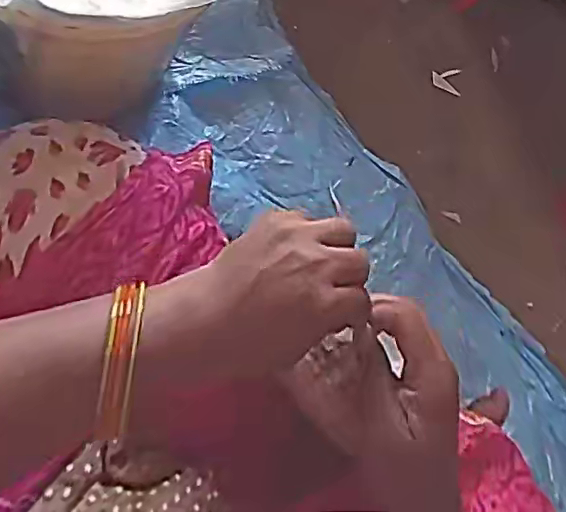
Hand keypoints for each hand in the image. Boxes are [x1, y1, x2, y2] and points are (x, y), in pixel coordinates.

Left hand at [169, 210, 371, 381]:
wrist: (203, 317)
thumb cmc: (247, 346)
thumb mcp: (299, 348)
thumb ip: (327, 322)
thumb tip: (341, 308)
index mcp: (324, 302)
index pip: (362, 299)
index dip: (354, 309)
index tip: (345, 312)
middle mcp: (317, 263)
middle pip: (360, 259)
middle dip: (351, 276)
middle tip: (334, 283)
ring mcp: (298, 235)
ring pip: (343, 228)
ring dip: (336, 246)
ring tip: (320, 257)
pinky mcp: (278, 217)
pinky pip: (308, 218)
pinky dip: (305, 233)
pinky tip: (289, 248)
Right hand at [283, 295, 460, 511]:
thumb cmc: (402, 475)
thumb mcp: (378, 424)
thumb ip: (369, 371)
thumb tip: (357, 329)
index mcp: (434, 368)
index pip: (405, 312)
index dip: (373, 309)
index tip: (343, 323)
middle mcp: (441, 363)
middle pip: (408, 315)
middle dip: (373, 313)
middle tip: (341, 327)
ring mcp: (439, 374)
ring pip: (408, 328)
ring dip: (378, 326)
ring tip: (348, 336)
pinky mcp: (430, 386)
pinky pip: (408, 346)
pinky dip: (385, 339)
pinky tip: (367, 347)